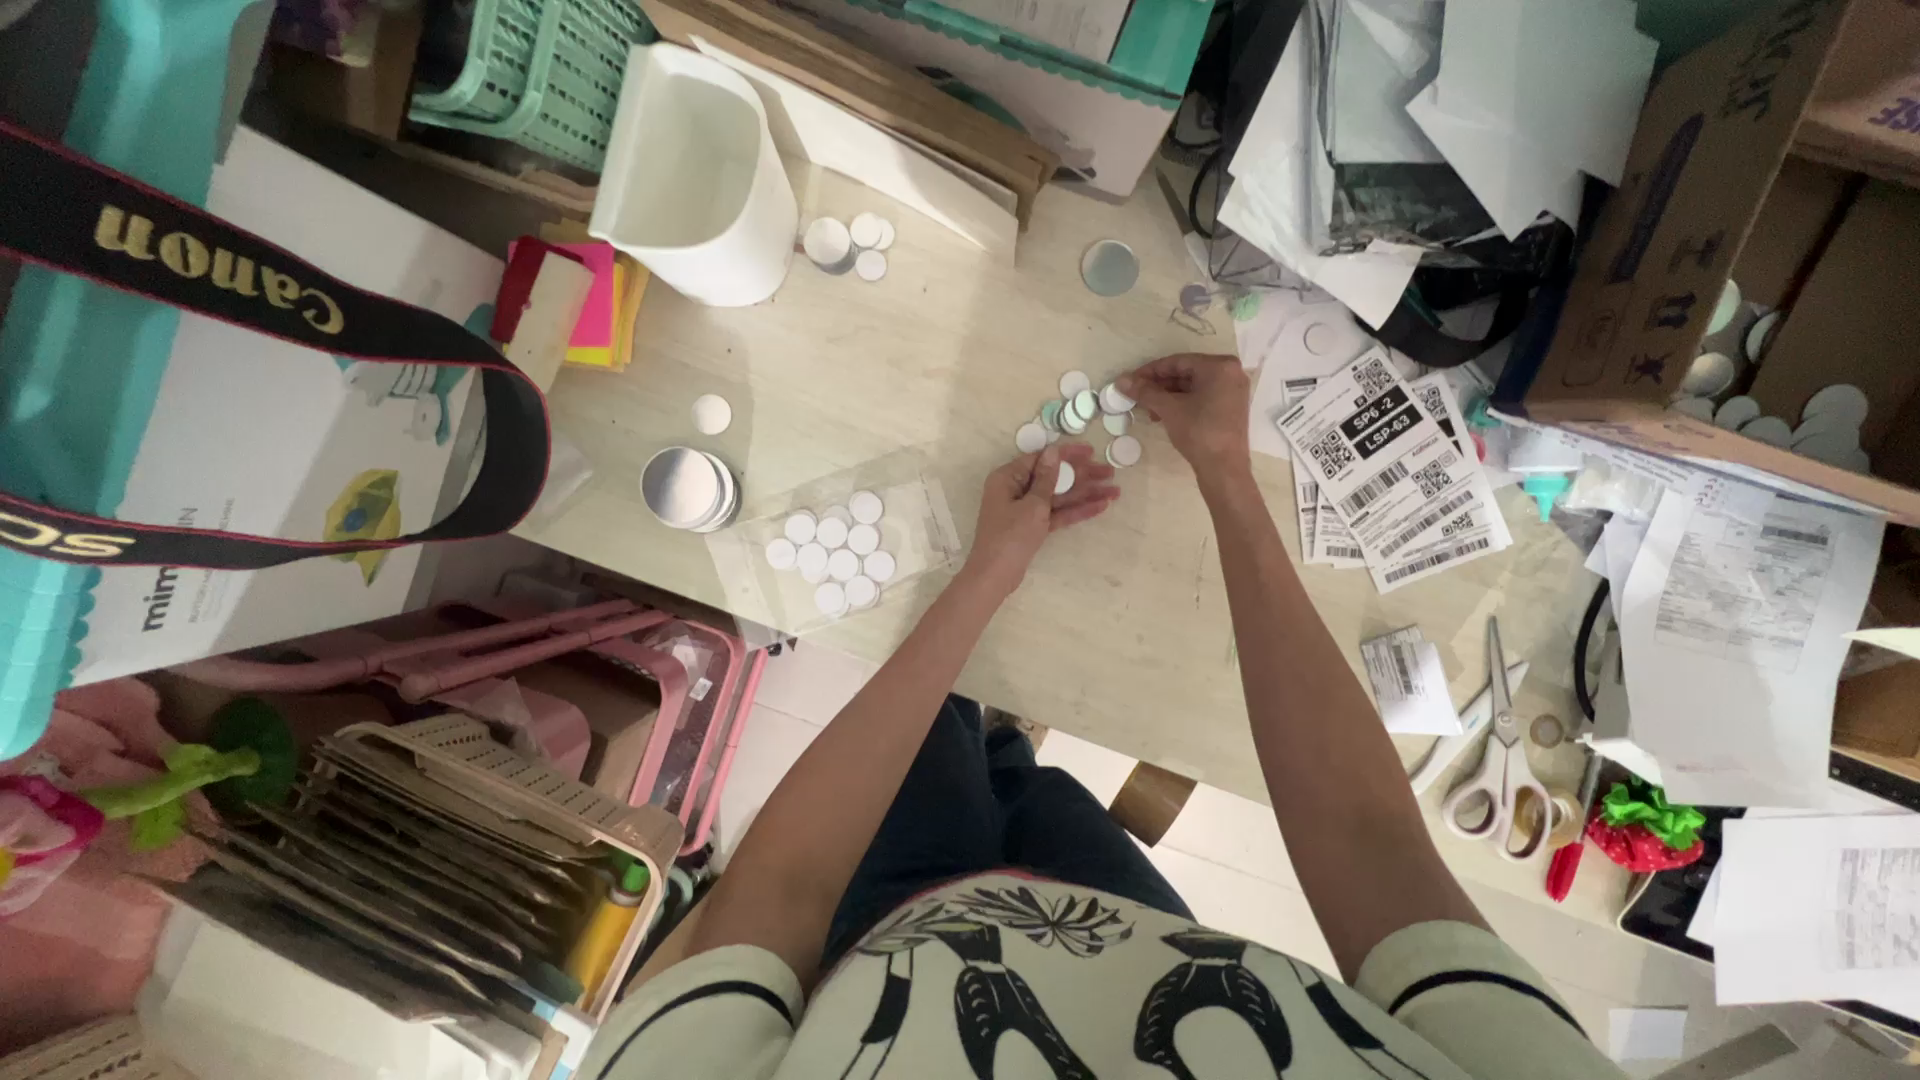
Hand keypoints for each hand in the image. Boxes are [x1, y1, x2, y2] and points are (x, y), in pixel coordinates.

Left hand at [961, 443, 1116, 600]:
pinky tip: (1100, 507)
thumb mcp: (1032, 505)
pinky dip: (1076, 511)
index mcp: (1008, 478)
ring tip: (1115, 492)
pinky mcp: (1033, 527)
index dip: (1067, 455)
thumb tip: (1052, 452)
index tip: (1091, 452)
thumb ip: (1046, 479)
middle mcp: (1015, 490)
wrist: (995, 576)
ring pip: (1059, 497)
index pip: (1041, 459)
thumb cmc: (1010, 537)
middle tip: (1110, 472)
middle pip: (1053, 478)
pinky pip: (1057, 514)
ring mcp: (1025, 510)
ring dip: (1085, 494)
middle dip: (1083, 476)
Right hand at [1118, 354, 1251, 481]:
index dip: (1150, 371)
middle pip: (1186, 373)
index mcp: (1219, 366)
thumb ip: (1145, 391)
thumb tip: (1120, 380)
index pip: (1177, 362)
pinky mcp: (1230, 407)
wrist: (1224, 468)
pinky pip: (1202, 396)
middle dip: (1159, 386)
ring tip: (1149, 410)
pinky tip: (1164, 415)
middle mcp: (1231, 372)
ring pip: (1193, 386)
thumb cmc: (1198, 432)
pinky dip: (1182, 403)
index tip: (1131, 381)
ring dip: (1168, 396)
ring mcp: (1233, 390)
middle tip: (1138, 396)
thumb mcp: (1169, 409)